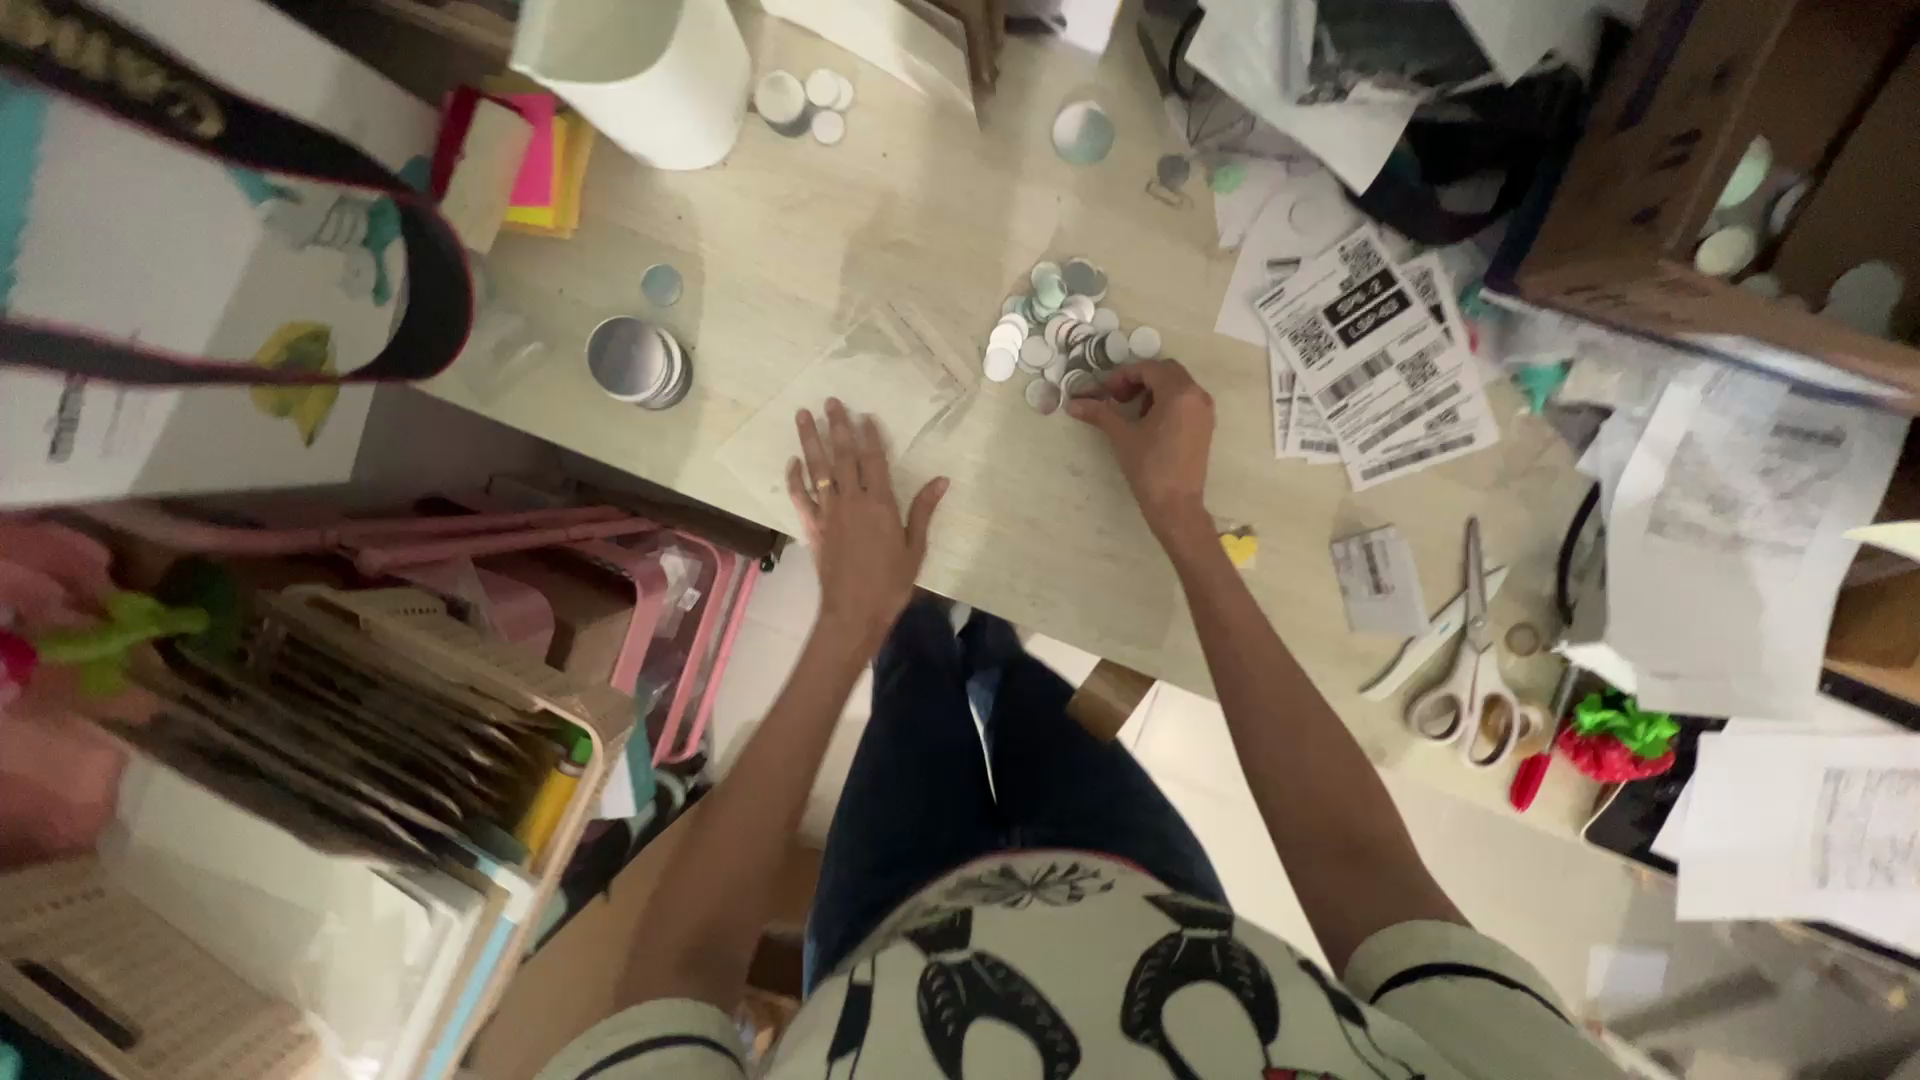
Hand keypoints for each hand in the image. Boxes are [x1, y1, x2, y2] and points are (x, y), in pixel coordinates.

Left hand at [788, 399, 948, 654]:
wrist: (854, 612)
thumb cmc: (891, 583)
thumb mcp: (915, 547)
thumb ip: (923, 510)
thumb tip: (941, 480)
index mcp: (880, 504)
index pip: (873, 460)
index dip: (869, 436)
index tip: (864, 415)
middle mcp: (851, 501)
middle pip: (842, 456)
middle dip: (836, 426)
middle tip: (829, 401)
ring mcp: (828, 513)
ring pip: (817, 469)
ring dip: (809, 440)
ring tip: (802, 415)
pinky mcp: (812, 528)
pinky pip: (800, 497)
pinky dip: (795, 478)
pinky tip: (792, 461)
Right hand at [1067, 359, 1213, 542]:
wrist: (1176, 504)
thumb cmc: (1149, 467)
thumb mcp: (1122, 436)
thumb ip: (1099, 413)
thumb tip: (1072, 403)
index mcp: (1179, 393)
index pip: (1149, 368)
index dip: (1123, 376)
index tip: (1105, 392)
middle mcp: (1197, 395)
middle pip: (1166, 371)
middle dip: (1139, 379)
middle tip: (1118, 398)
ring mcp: (1205, 411)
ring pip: (1177, 385)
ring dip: (1153, 390)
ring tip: (1133, 411)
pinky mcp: (1205, 425)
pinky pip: (1186, 400)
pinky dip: (1166, 401)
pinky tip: (1149, 423)